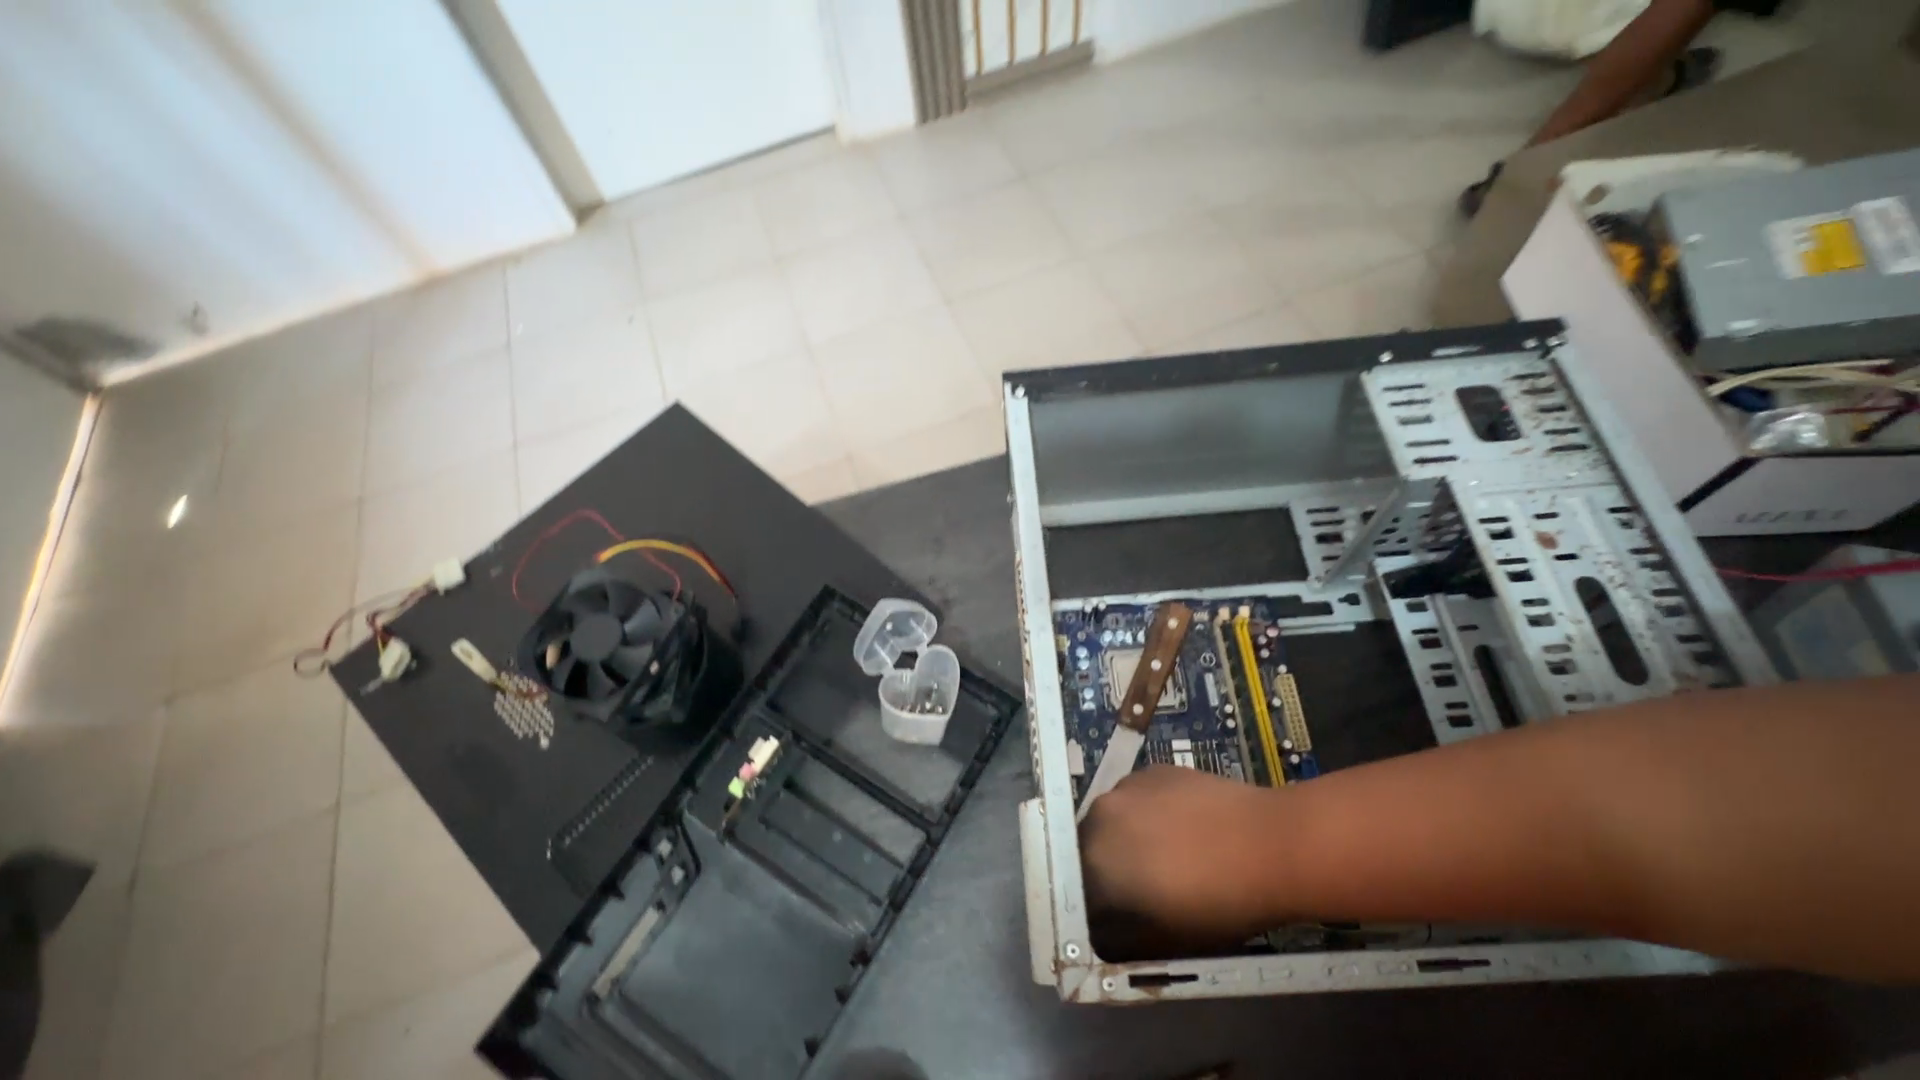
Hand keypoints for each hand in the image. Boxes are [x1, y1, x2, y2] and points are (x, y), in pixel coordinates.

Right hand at [1079, 766, 1283, 957]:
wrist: (1273, 845)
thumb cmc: (1218, 902)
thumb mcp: (1165, 938)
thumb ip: (1123, 935)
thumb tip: (1107, 931)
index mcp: (1094, 862)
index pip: (1077, 891)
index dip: (1096, 908)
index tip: (1118, 918)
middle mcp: (1098, 816)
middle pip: (1089, 847)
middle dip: (1106, 866)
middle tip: (1143, 888)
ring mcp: (1126, 786)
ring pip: (1114, 818)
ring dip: (1126, 836)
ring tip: (1168, 854)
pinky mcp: (1153, 770)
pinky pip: (1138, 797)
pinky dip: (1150, 813)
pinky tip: (1185, 828)